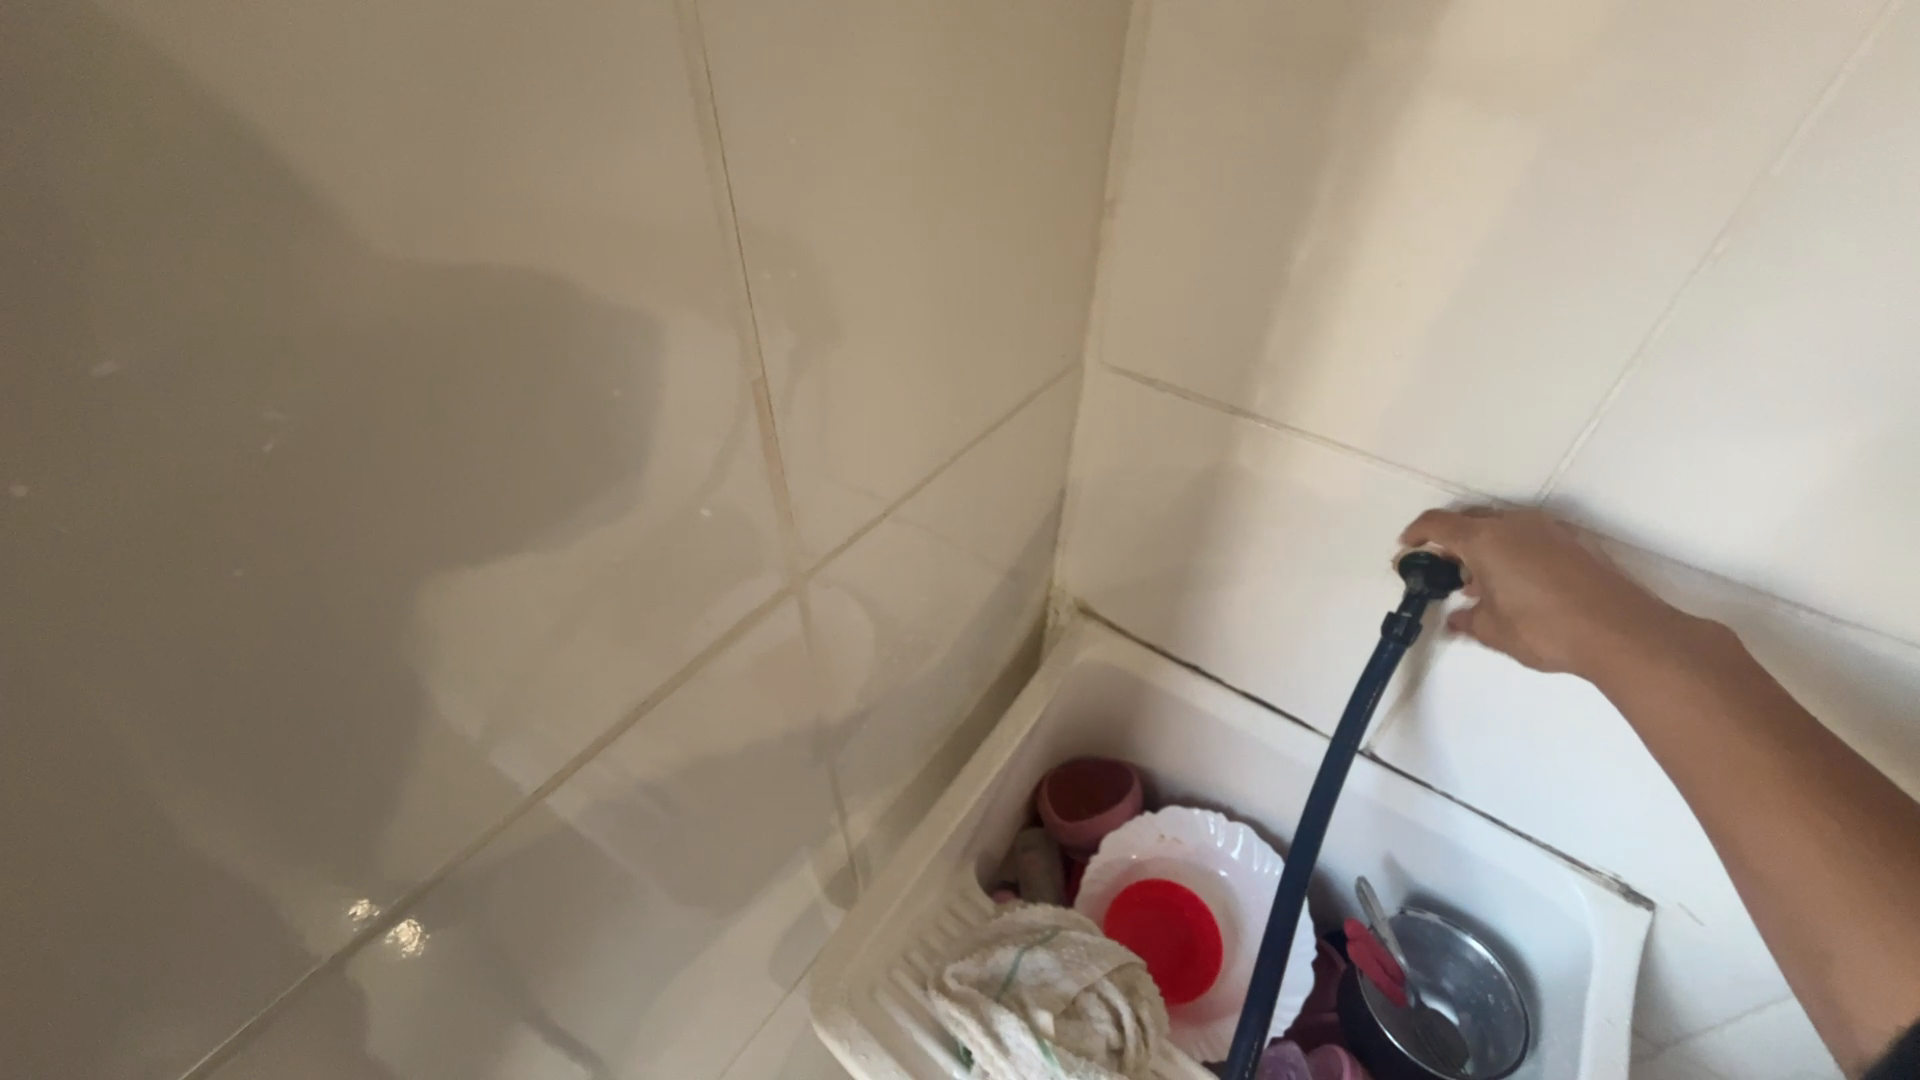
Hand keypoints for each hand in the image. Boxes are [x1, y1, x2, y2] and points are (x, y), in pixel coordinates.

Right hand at [1400, 506, 1696, 679]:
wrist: (1626, 635)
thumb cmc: (1545, 630)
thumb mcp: (1492, 631)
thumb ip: (1467, 619)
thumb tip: (1458, 618)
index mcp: (1484, 540)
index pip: (1436, 524)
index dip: (1416, 535)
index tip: (1407, 550)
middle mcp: (1515, 525)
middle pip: (1469, 520)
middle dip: (1451, 542)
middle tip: (1445, 572)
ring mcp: (1549, 531)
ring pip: (1502, 528)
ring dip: (1484, 548)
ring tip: (1481, 584)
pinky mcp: (1575, 543)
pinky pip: (1529, 537)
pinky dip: (1512, 552)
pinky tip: (1516, 585)